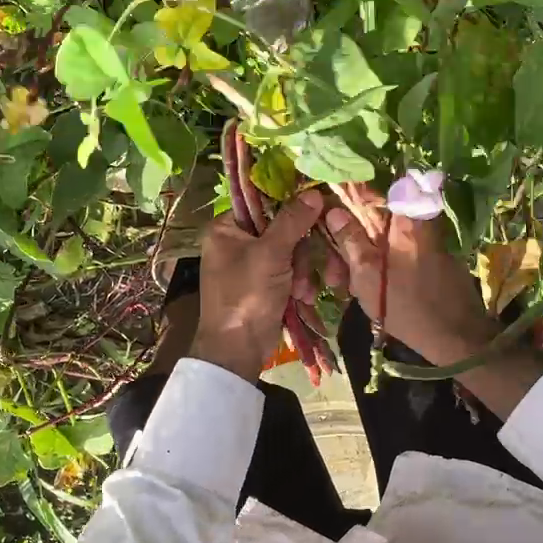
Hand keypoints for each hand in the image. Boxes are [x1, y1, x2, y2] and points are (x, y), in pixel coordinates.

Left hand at [188, 190, 325, 378]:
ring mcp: (250, 264)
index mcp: (226, 228)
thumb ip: (292, 221)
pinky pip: (289, 271)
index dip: (291, 207)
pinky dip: (297, 283)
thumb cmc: (246, 296)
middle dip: (299, 252)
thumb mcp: (270, 254)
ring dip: (302, 271)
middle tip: (303, 270)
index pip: (263, 203)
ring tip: (301, 292)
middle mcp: (236, 241)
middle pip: (282, 229)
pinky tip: (301, 298)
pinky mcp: (264, 284)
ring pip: (290, 251)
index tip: (317, 210)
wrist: (237, 350)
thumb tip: (313, 192)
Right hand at [322, 183, 498, 365]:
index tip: (333, 203)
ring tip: (345, 282)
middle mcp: (420, 223)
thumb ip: (351, 240)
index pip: (378, 187)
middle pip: (379, 215)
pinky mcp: (435, 260)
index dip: (353, 190)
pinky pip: (400, 251)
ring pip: (388, 236)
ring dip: (365, 253)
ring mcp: (429, 241)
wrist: (457, 338)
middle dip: (353, 233)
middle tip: (335, 263)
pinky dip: (383, 263)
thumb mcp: (368, 275)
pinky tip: (369, 286)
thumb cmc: (407, 306)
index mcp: (404, 220)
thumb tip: (334, 211)